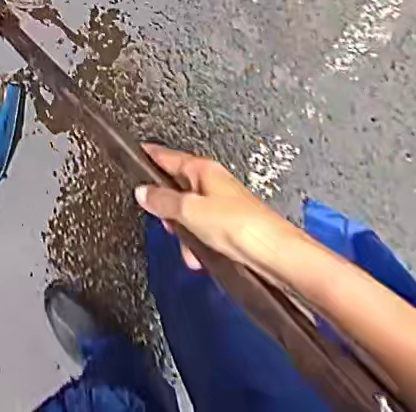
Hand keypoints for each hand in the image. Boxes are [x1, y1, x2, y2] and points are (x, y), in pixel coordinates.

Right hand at [134, 144, 309, 277]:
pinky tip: (201, 259)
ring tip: (188, 250)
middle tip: (163, 222)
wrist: (286, 261)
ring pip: (190, 212)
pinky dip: (200, 242)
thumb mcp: (189, 211)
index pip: (164, 155)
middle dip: (166, 208)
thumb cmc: (238, 227)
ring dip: (185, 230)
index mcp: (202, 169)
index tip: (129, 156)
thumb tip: (141, 191)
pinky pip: (206, 229)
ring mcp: (225, 204)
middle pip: (176, 188)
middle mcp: (213, 182)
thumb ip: (161, 201)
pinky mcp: (236, 227)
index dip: (146, 156)